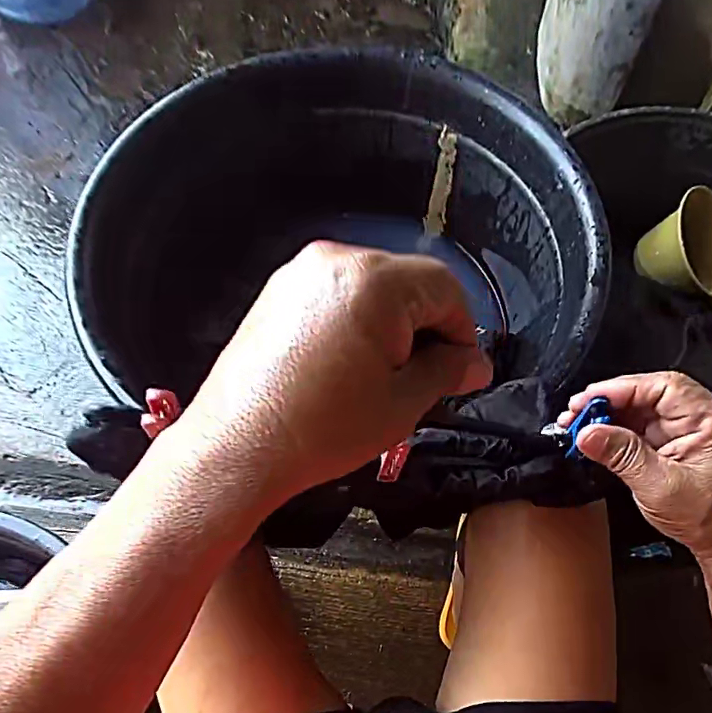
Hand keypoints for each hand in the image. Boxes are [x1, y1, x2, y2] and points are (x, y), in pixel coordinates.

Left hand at [172, 241, 492, 499]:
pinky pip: (335, 300)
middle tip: (425, 381)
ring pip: (371, 292)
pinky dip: (355, 328)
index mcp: (373, 282)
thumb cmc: (317, 430)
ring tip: (381, 383)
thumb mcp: (401, 405)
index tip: (462, 370)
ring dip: (391, 330)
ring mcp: (298, 276)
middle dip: (426, 330)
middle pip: (407, 284)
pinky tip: (348, 373)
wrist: (238, 449)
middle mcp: (333, 263)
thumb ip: (446, 373)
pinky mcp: (277, 297)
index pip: (446, 287)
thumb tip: (474, 363)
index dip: (463, 332)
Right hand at [557, 372, 711, 563]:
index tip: (589, 399)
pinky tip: (594, 436)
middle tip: (577, 411)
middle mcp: (699, 418)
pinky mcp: (670, 442)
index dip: (622, 388)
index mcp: (710, 420)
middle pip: (648, 394)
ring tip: (578, 424)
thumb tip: (588, 434)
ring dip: (607, 415)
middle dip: (609, 401)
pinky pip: (638, 426)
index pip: (663, 387)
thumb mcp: (659, 486)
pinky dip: (614, 430)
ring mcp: (684, 429)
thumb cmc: (709, 517)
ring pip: (639, 408)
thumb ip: (623, 456)